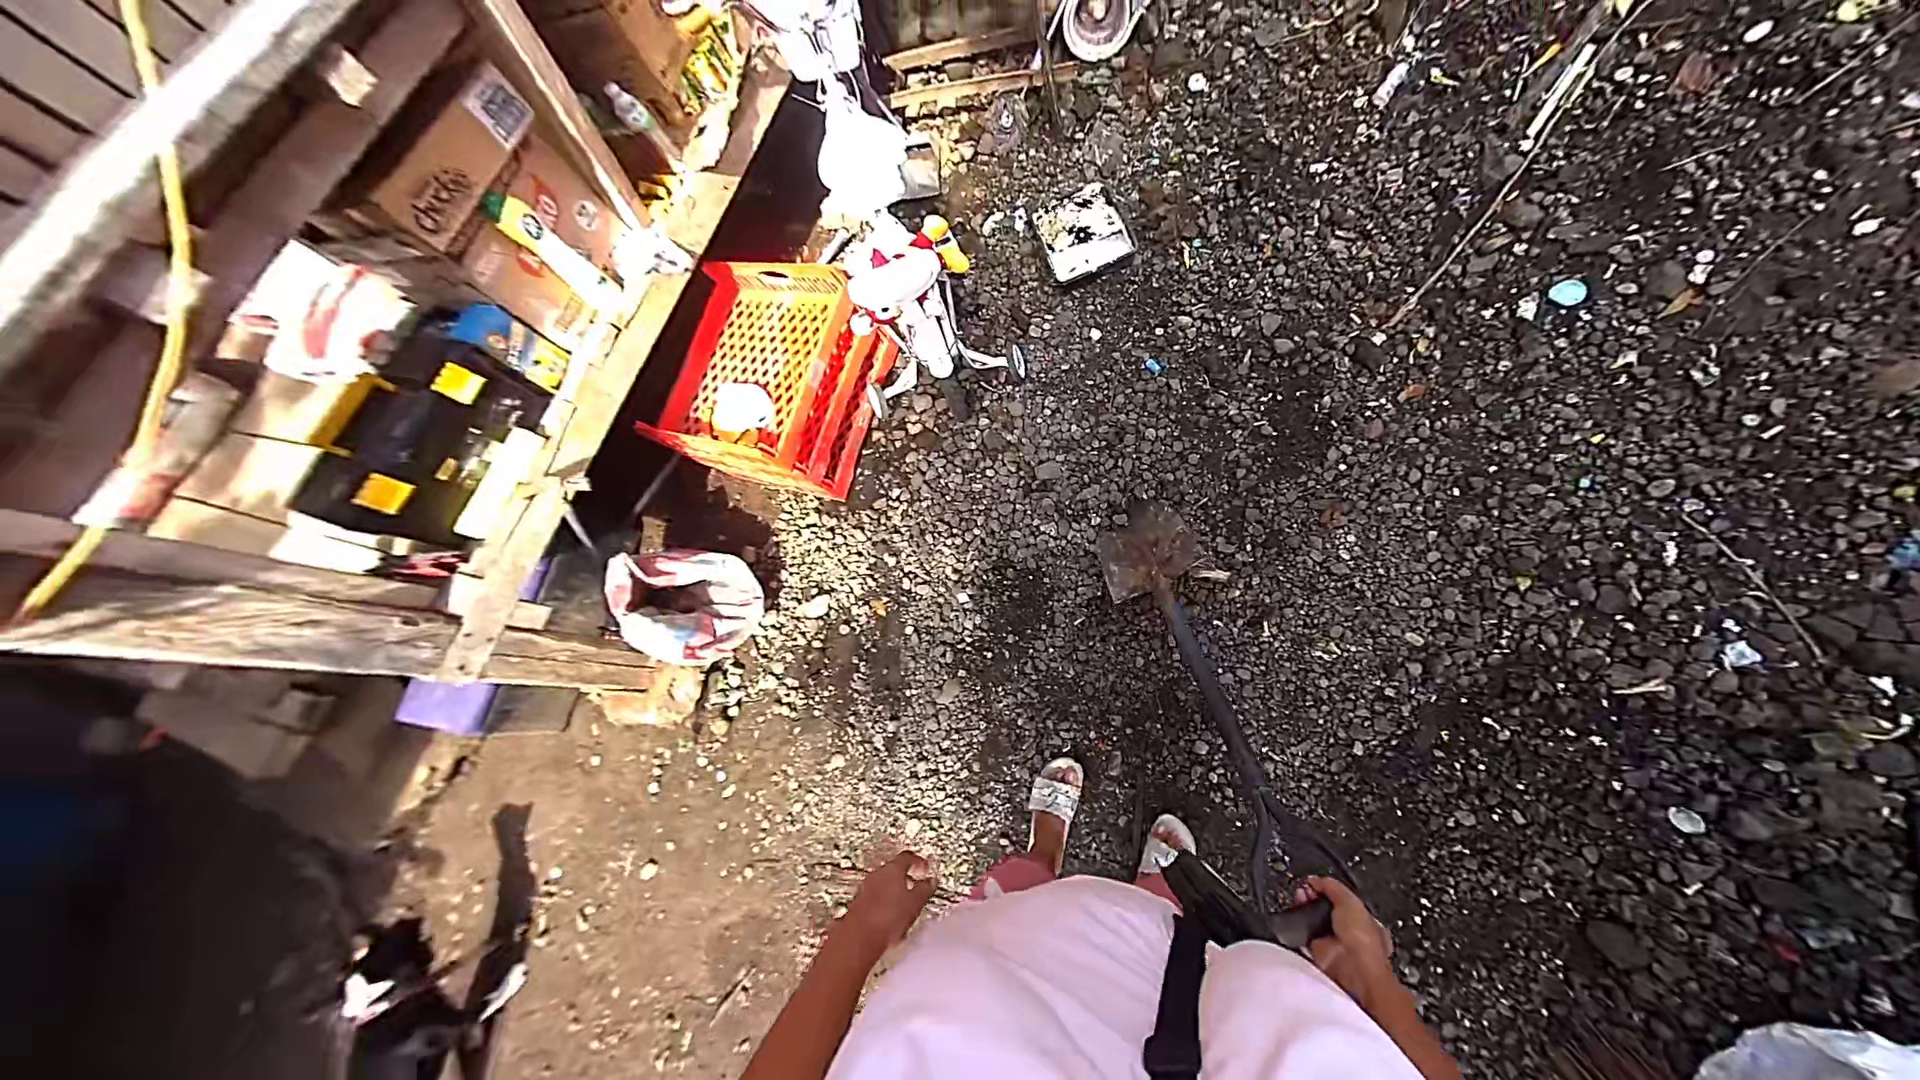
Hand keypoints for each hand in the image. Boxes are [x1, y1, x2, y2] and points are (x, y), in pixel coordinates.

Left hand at [836, 851, 936, 959]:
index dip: (918, 861)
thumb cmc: (886, 919)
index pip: (907, 858)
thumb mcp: (915, 903)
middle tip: (915, 885)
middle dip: (905, 878)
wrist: (859, 939)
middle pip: (893, 870)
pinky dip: (883, 904)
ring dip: (893, 892)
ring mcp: (864, 890)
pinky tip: (889, 918)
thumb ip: (924, 889)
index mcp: (892, 869)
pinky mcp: (857, 906)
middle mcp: (876, 875)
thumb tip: (930, 882)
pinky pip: (874, 899)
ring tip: (903, 905)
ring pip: (882, 885)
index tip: (924, 866)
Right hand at [1296, 875, 1395, 1006]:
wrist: (1353, 970)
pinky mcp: (1317, 953)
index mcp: (1364, 921)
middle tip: (1305, 891)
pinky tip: (1298, 918)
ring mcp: (1332, 944)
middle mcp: (1349, 934)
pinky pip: (1302, 935)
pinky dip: (1297, 927)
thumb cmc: (1364, 943)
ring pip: (1312, 919)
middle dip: (1312, 897)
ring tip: (1300, 900)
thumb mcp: (1350, 901)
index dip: (1327, 889)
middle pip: (1323, 908)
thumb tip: (1316, 880)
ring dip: (1304, 909)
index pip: (1342, 900)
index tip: (1315, 883)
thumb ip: (1332, 887)